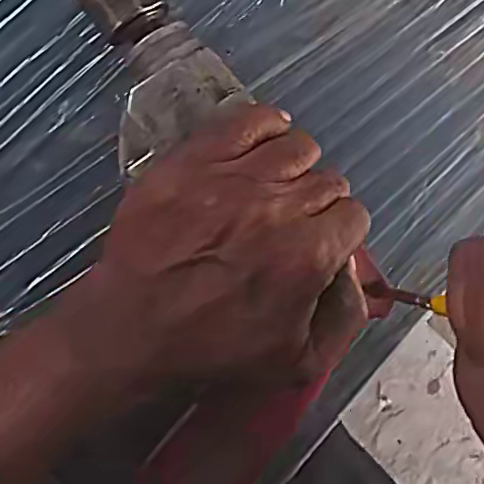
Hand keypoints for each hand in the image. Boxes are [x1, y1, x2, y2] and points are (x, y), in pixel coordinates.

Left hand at [55, 103, 369, 397]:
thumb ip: (347, 315)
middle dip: (320, 204)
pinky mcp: (194, 160)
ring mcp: (233, 177)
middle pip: (328, 181)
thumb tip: (355, 268)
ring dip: (297, 166)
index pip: (354, 216)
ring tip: (276, 186)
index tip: (322, 243)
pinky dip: (267, 125)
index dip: (341, 233)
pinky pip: (249, 120)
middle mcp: (278, 206)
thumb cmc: (213, 352)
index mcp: (308, 254)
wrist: (129, 334)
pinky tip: (266, 141)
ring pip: (297, 146)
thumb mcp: (300, 363)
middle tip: (293, 224)